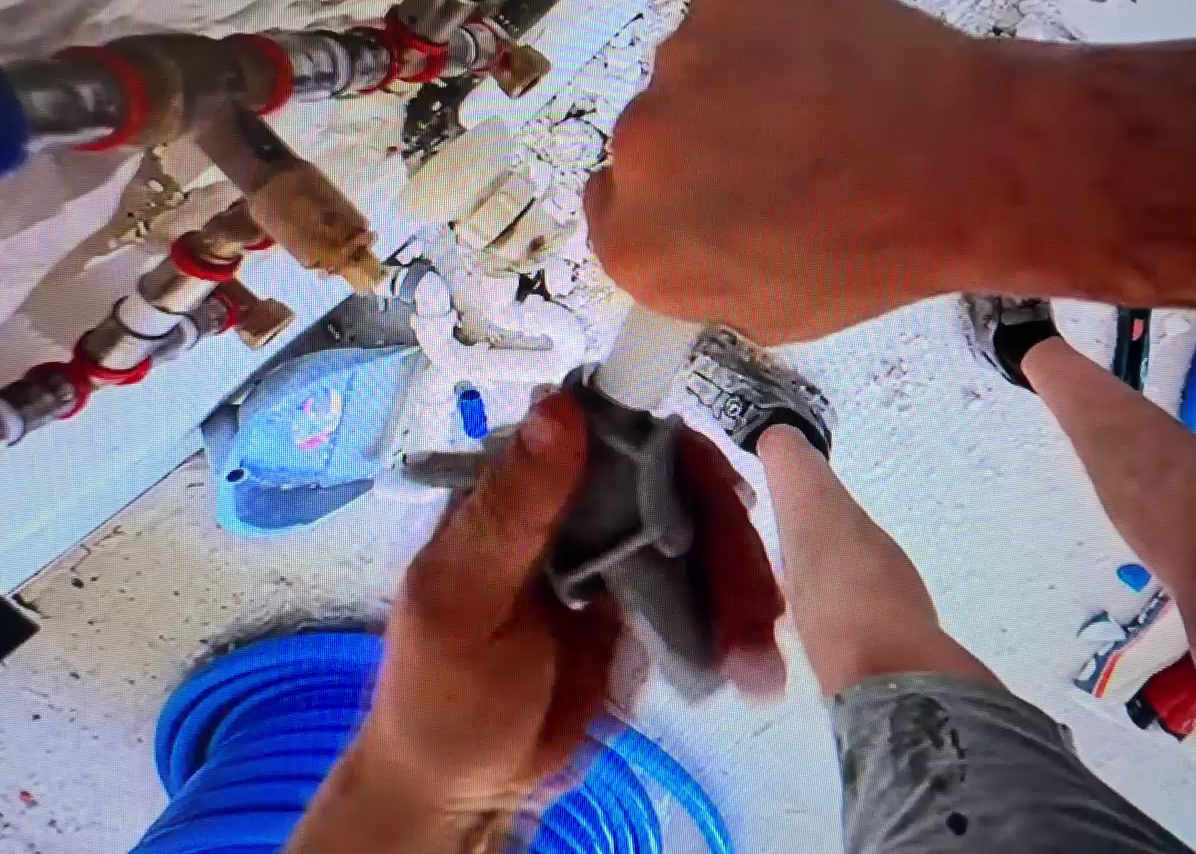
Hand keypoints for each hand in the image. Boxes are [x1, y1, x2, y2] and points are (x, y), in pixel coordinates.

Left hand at [292, 392, 784, 850]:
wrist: (463, 789)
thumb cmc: (441, 692)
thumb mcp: (461, 596)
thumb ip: (512, 506)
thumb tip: (560, 406)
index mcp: (527, 484)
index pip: (613, 432)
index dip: (674, 452)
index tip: (719, 493)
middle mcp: (577, 504)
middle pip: (675, 485)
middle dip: (724, 538)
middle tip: (754, 610)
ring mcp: (617, 554)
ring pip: (700, 537)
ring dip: (739, 585)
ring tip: (754, 658)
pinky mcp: (646, 605)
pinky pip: (704, 591)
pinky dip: (735, 617)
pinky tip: (752, 660)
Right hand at [584, 0, 1024, 342]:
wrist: (965, 163)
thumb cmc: (870, 257)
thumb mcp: (769, 314)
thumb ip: (695, 280)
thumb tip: (682, 240)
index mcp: (637, 245)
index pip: (609, 209)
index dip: (661, 201)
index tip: (704, 191)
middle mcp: (636, 154)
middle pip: (643, 140)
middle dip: (695, 146)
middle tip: (773, 150)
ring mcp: (677, 67)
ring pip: (687, 75)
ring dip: (728, 85)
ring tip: (811, 104)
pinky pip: (725, 18)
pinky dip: (760, 31)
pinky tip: (819, 58)